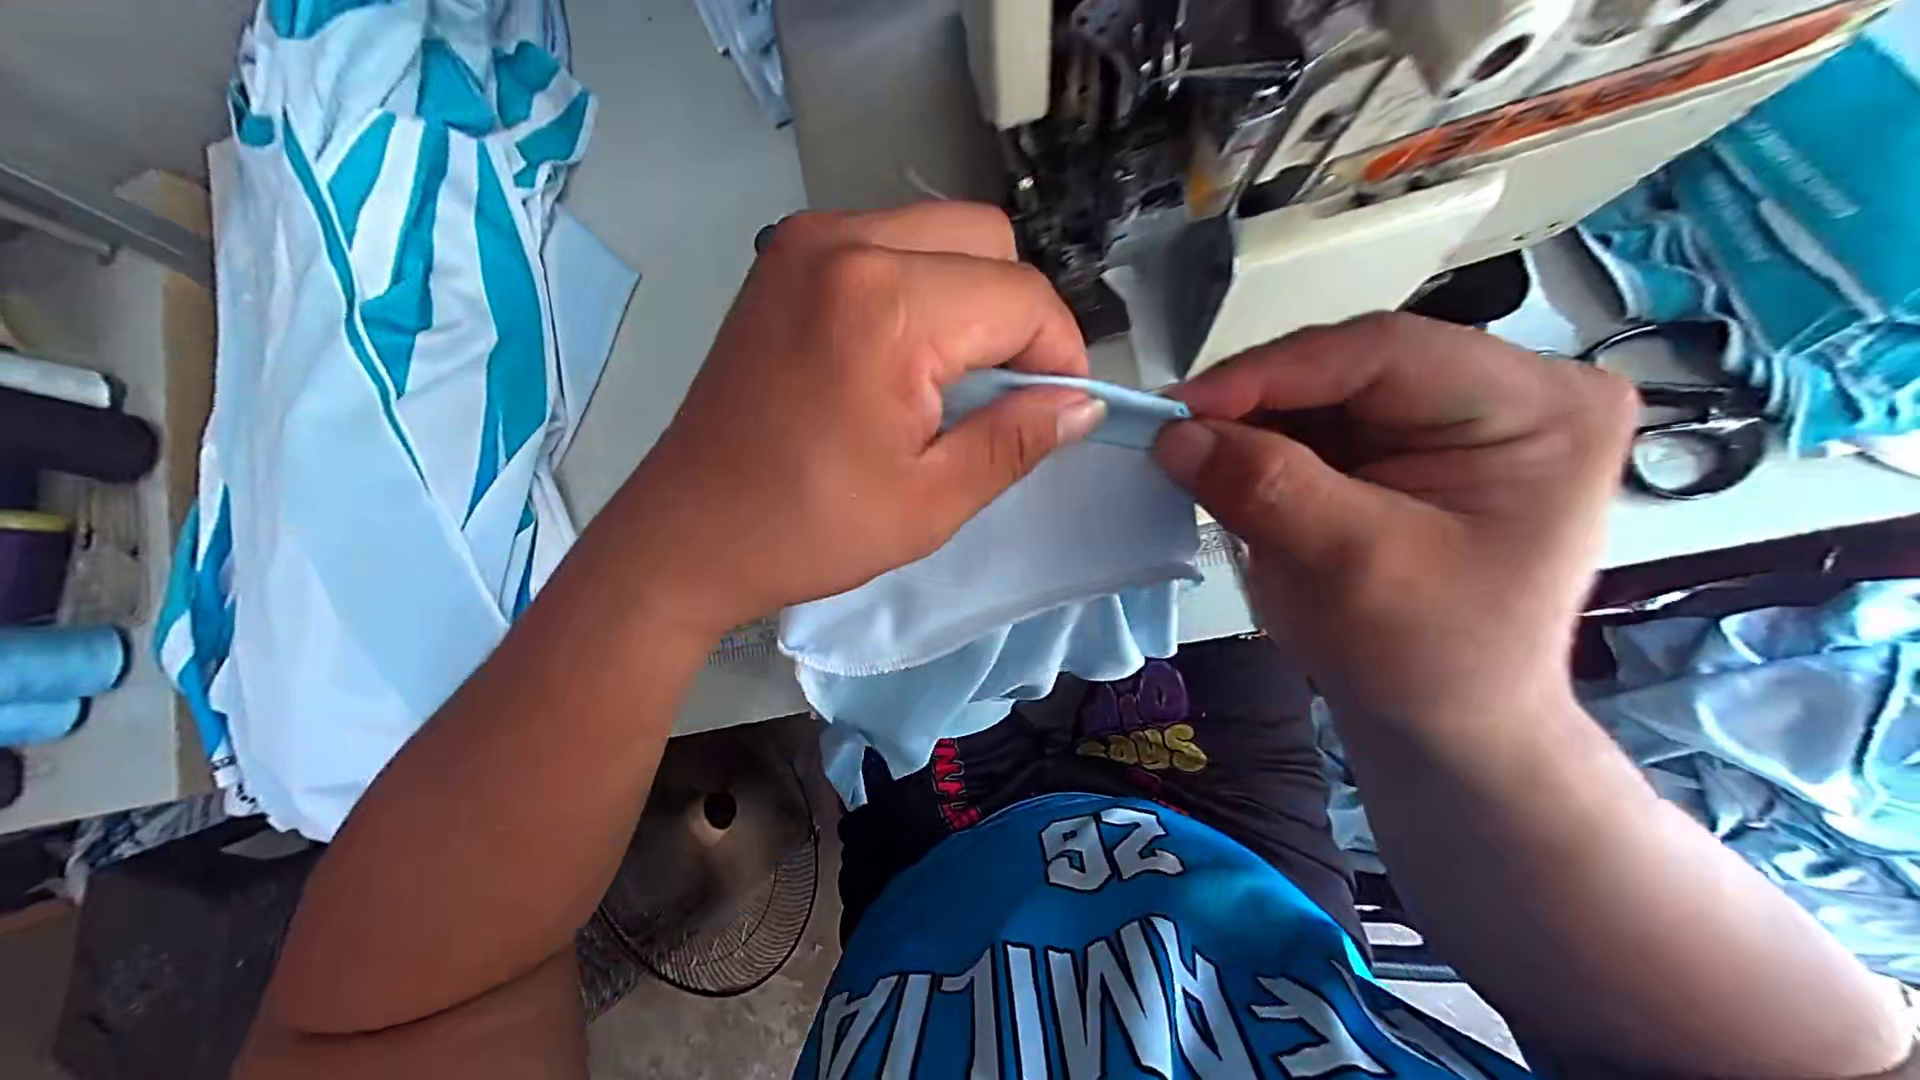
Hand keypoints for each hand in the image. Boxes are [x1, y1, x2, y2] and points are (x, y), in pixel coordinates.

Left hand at [614, 202, 1104, 633]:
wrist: (688, 533)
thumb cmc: (807, 530)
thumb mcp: (931, 501)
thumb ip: (1018, 439)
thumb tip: (1081, 404)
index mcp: (885, 306)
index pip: (1022, 297)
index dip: (1059, 354)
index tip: (1057, 409)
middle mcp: (845, 244)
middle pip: (989, 242)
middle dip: (1018, 317)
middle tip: (1003, 396)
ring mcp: (806, 241)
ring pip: (942, 234)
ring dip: (972, 298)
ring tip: (952, 380)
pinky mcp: (786, 258)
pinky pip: (890, 244)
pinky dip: (923, 288)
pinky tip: (904, 356)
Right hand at [1153, 313, 1637, 730]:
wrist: (1437, 723)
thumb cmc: (1425, 658)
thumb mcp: (1351, 567)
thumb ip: (1265, 488)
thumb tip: (1175, 434)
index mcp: (1538, 407)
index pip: (1384, 352)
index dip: (1269, 373)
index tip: (1179, 411)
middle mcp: (1497, 394)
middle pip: (1346, 367)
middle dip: (1252, 403)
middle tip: (1173, 435)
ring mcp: (1443, 420)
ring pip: (1316, 394)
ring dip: (1247, 426)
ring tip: (1190, 456)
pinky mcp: (1396, 450)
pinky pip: (1308, 427)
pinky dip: (1256, 447)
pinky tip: (1223, 469)